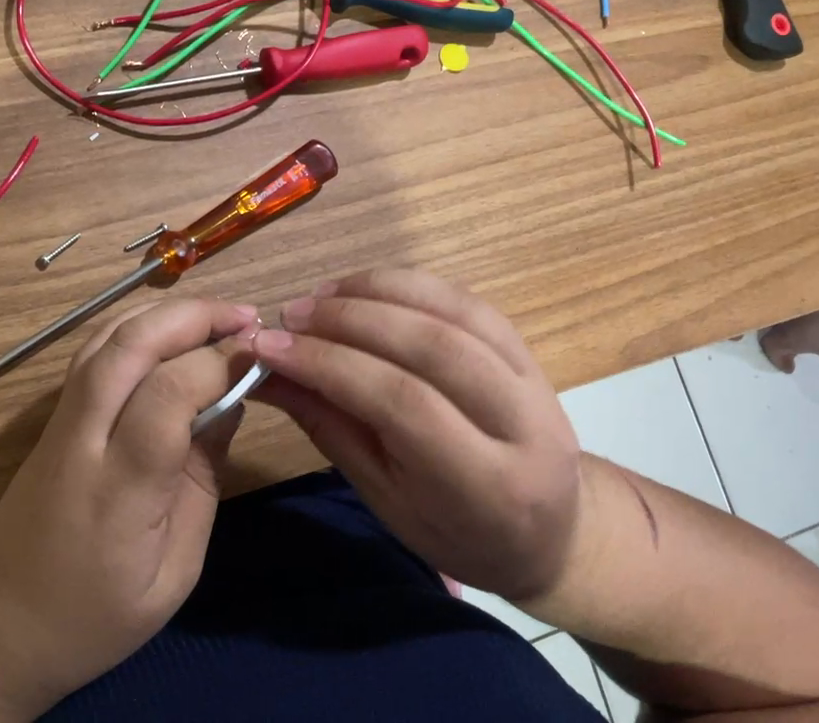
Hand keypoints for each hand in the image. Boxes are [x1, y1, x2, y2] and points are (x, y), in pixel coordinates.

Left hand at [0, 297, 258, 714]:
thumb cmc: (94, 619)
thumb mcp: (174, 572)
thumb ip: (202, 481)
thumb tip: (230, 403)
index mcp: (119, 489)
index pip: (168, 393)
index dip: (218, 362)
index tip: (260, 355)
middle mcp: (82, 438)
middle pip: (130, 346)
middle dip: (191, 317)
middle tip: (246, 317)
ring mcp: (58, 421)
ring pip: (104, 338)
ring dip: (161, 313)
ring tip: (215, 316)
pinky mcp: (50, 417)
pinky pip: (91, 354)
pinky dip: (132, 327)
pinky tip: (165, 332)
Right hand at [248, 268, 579, 600]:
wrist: (553, 533)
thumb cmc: (456, 532)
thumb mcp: (384, 498)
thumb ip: (328, 427)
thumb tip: (265, 372)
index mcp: (484, 484)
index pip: (401, 402)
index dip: (329, 363)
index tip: (269, 345)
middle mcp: (523, 425)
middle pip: (432, 348)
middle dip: (350, 320)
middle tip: (291, 314)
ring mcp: (535, 381)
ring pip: (454, 312)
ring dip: (378, 291)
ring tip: (321, 294)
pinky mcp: (531, 352)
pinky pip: (467, 301)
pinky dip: (410, 285)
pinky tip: (365, 288)